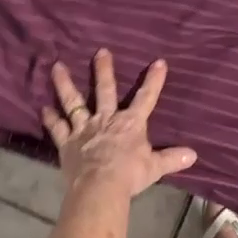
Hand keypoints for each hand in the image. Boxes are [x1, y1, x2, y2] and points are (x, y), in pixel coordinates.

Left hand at [42, 49, 197, 197]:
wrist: (100, 186)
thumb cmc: (129, 175)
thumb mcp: (155, 167)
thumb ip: (171, 159)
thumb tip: (193, 155)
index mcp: (130, 123)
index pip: (146, 98)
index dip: (153, 80)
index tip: (159, 62)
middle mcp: (106, 119)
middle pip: (105, 90)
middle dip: (104, 70)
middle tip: (100, 51)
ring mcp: (84, 128)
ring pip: (73, 102)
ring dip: (65, 84)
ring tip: (57, 67)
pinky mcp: (67, 141)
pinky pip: (57, 127)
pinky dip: (50, 118)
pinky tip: (43, 107)